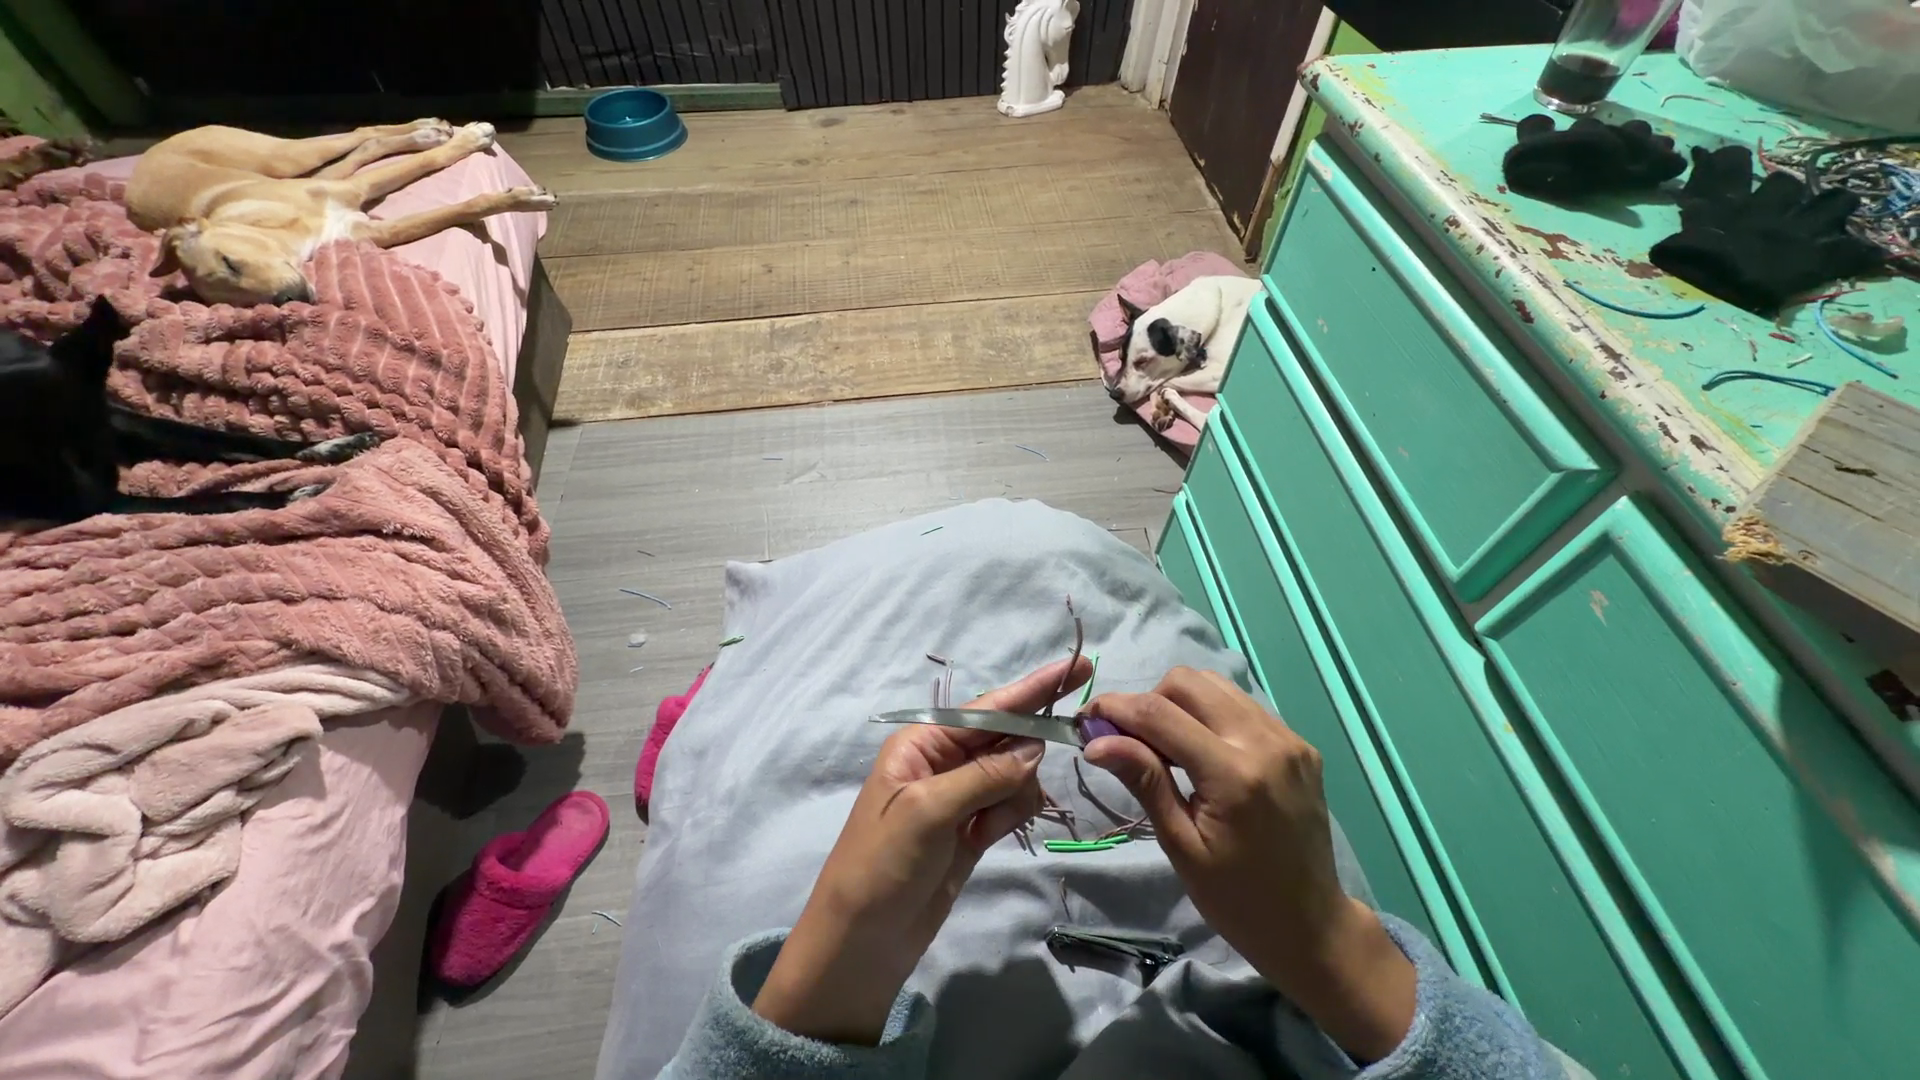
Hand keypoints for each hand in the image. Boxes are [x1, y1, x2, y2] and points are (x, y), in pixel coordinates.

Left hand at [753, 656, 1092, 1044]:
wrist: (864, 939)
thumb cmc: (883, 863)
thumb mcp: (928, 810)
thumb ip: (985, 775)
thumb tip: (1035, 747)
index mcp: (923, 741)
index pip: (989, 707)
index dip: (1034, 688)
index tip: (1080, 668)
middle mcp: (944, 759)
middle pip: (1007, 737)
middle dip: (1023, 756)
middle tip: (1006, 790)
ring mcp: (961, 794)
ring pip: (1017, 774)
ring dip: (1011, 798)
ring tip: (980, 831)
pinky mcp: (974, 827)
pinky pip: (1012, 804)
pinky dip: (1008, 818)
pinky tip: (981, 841)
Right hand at [1082, 668, 1414, 1063]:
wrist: (1312, 926)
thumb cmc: (1237, 899)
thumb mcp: (1181, 846)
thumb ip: (1145, 781)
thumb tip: (1096, 740)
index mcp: (1234, 775)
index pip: (1158, 714)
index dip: (1114, 709)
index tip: (1086, 721)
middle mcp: (1265, 742)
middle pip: (1187, 682)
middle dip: (1148, 701)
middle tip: (1130, 740)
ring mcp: (1288, 739)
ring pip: (1215, 684)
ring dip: (1179, 703)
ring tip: (1166, 745)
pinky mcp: (1300, 744)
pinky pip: (1242, 705)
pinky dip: (1210, 714)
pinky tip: (1202, 751)